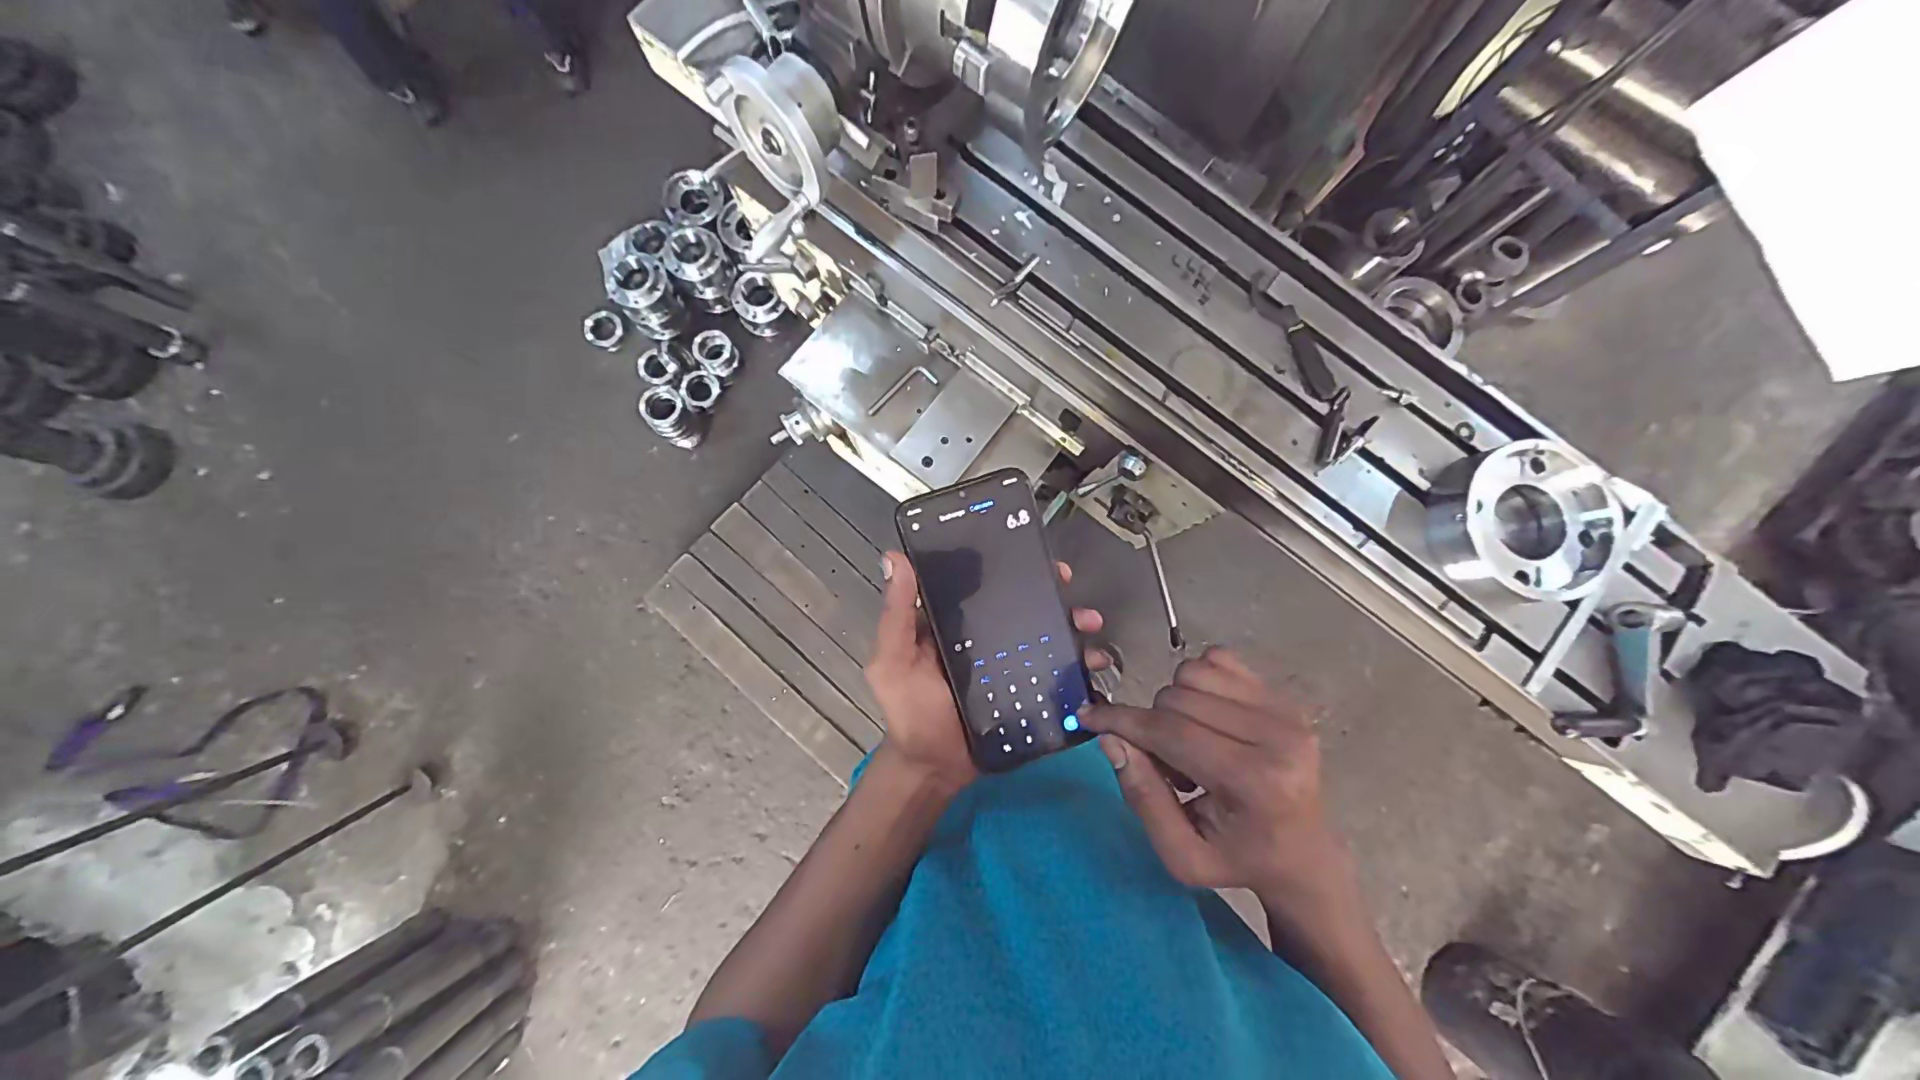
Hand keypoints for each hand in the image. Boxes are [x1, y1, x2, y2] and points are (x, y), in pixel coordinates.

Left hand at [868, 551, 1108, 792]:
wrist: (935, 767)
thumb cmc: (910, 710)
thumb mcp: (893, 660)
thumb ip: (896, 614)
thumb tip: (894, 559)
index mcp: (951, 623)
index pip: (981, 584)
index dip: (1006, 566)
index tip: (1033, 556)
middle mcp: (981, 637)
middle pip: (1021, 604)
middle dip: (1050, 591)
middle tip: (1066, 584)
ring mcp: (1005, 662)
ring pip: (1043, 632)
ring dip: (1070, 622)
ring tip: (1087, 622)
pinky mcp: (1024, 688)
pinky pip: (1052, 668)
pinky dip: (1076, 661)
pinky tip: (1091, 660)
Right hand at [1081, 647, 1347, 902]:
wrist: (1303, 853)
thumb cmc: (1238, 858)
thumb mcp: (1182, 856)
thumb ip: (1142, 798)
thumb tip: (1111, 739)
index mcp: (1257, 781)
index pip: (1171, 732)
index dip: (1121, 721)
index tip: (1088, 716)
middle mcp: (1279, 736)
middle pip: (1177, 698)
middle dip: (1152, 726)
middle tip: (1167, 767)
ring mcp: (1286, 710)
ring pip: (1194, 671)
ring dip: (1175, 704)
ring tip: (1191, 745)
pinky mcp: (1285, 696)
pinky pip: (1218, 660)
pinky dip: (1197, 684)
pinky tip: (1207, 720)